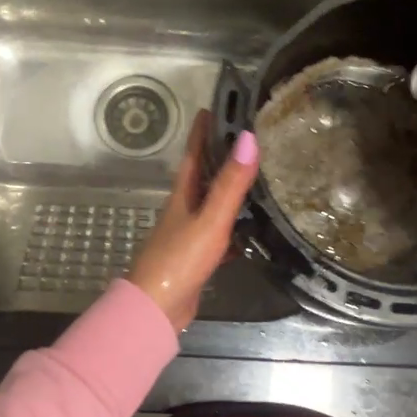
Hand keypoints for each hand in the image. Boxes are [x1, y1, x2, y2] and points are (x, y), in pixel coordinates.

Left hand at [126, 112, 259, 329]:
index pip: (193, 154)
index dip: (202, 132)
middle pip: (203, 178)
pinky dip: (236, 231)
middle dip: (220, 158)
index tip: (212, 108)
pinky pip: (220, 236)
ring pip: (213, 207)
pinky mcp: (197, 259)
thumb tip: (249, 138)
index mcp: (182, 196)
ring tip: (259, 181)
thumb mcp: (210, 219)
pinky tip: (253, 233)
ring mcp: (189, 235)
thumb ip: (230, 184)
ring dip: (230, 194)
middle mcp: (184, 210)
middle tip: (247, 141)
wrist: (157, 309)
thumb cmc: (180, 260)